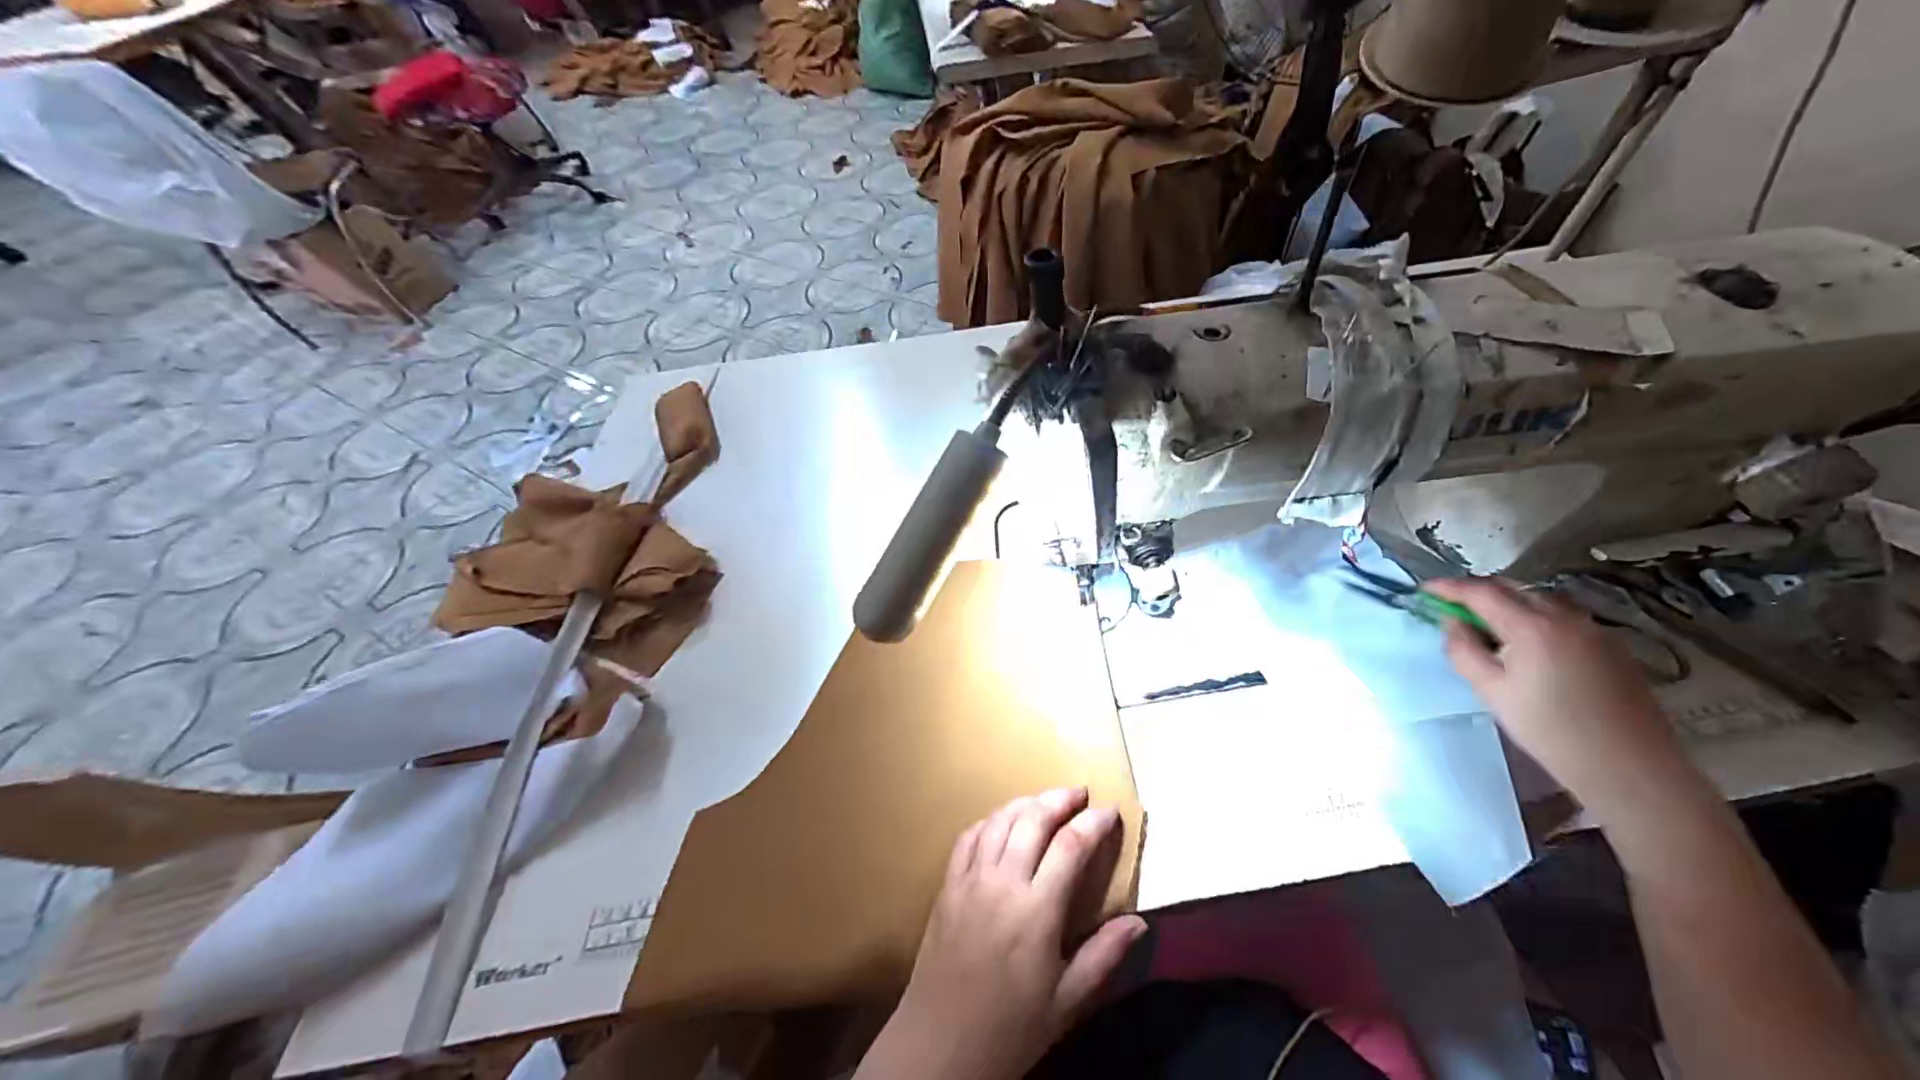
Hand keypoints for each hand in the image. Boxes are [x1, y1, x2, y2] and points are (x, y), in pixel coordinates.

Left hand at [854, 788, 1146, 1079]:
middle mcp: (1001, 882)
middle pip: (1032, 820)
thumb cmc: (1010, 1028)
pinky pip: (969, 837)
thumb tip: (1140, 922)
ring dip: (1025, 803)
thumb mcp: (1067, 1001)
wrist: (939, 1044)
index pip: (1070, 846)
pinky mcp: (946, 885)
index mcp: (1036, 910)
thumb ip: (1103, 955)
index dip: (1093, 823)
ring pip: (999, 821)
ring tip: (1046, 800)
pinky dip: (991, 821)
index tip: (1110, 812)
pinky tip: (1003, 822)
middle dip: (1059, 799)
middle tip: (1080, 792)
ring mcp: (969, 879)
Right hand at [1424, 578, 1706, 819]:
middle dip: (1478, 591)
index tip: (1425, 590)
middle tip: (1451, 606)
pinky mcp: (1611, 645)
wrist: (1631, 767)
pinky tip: (1526, 644)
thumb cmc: (1551, 732)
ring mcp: (1594, 629)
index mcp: (1533, 627)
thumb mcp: (1491, 692)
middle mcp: (1566, 618)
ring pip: (1540, 599)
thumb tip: (1452, 623)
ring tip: (1486, 625)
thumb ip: (1463, 650)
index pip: (1481, 592)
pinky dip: (1534, 617)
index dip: (1449, 587)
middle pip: (1513, 588)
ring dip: (1508, 602)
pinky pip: (1562, 617)